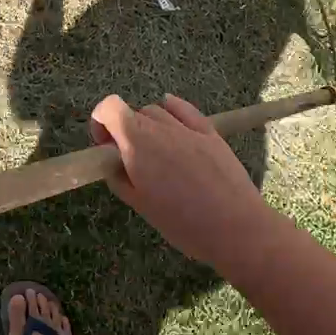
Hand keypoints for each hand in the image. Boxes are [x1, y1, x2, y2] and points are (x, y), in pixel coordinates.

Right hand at [89, 94, 277, 267]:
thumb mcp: (140, 205)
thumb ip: (120, 178)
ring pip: (157, 111)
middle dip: (124, 130)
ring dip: (147, 125)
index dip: (100, 121)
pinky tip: (170, 113)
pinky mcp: (209, 131)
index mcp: (136, 143)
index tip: (104, 146)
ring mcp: (186, 127)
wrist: (235, 227)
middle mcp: (159, 127)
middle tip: (129, 159)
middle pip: (132, 113)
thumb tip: (113, 164)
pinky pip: (183, 109)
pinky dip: (171, 108)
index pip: (108, 108)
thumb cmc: (182, 222)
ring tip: (155, 152)